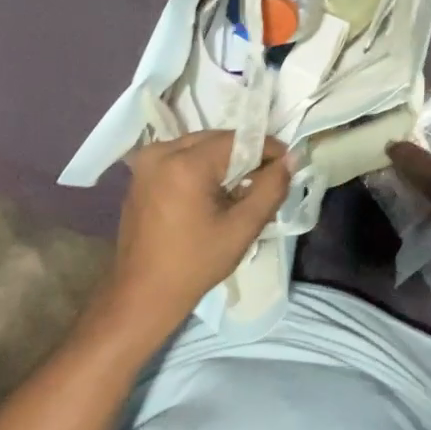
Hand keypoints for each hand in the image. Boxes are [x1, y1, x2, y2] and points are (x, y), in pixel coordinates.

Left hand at [111, 132, 290, 314]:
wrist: (144, 290)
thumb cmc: (195, 263)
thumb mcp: (241, 228)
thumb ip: (270, 189)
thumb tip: (290, 159)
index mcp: (184, 164)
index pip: (235, 140)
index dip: (265, 147)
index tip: (286, 163)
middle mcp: (160, 152)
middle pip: (214, 139)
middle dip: (243, 153)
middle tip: (267, 177)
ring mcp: (145, 162)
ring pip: (196, 146)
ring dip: (221, 160)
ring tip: (242, 186)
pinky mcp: (140, 174)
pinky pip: (178, 158)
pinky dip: (200, 167)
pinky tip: (213, 191)